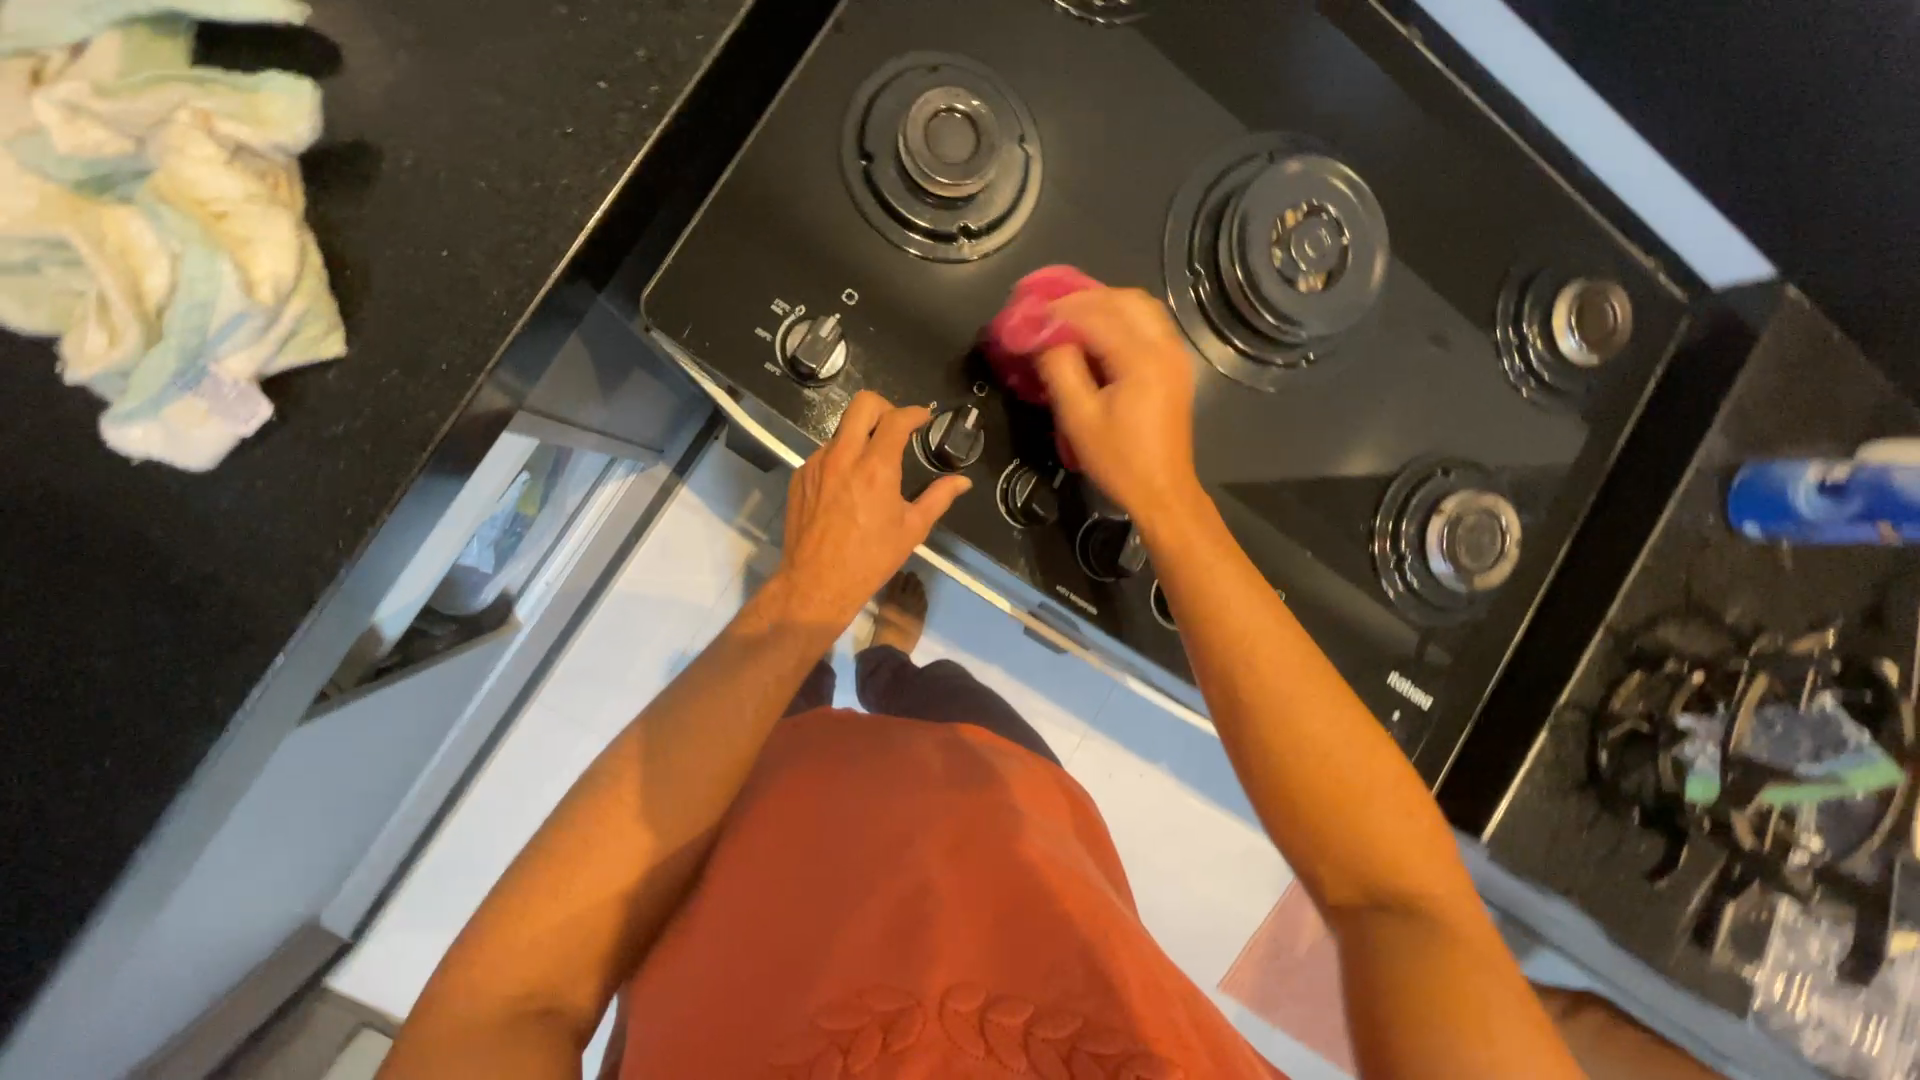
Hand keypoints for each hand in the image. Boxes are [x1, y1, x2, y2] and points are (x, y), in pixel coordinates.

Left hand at [770, 391, 971, 631]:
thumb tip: (963, 481)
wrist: (817, 583)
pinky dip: (841, 460)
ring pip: (842, 430)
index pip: (897, 419)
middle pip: (863, 404)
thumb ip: (939, 498)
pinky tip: (848, 488)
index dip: (914, 412)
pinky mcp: (800, 476)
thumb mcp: (912, 530)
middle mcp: (844, 456)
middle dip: (884, 407)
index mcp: (876, 468)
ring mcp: (817, 464)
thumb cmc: (871, 559)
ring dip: (861, 437)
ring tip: (871, 466)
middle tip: (896, 427)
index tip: (924, 418)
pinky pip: (825, 454)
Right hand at [1036, 287, 1201, 529]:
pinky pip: (1149, 323)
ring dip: (1104, 305)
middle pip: (1123, 299)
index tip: (1028, 316)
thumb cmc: (1118, 461)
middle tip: (1048, 312)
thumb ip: (1059, 369)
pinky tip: (1096, 334)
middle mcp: (1165, 347)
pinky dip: (1121, 318)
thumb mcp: (1078, 418)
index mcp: (1141, 359)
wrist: (1163, 491)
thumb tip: (1042, 337)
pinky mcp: (1176, 365)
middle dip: (1083, 299)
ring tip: (1069, 319)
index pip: (1096, 314)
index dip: (1059, 311)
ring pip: (1140, 306)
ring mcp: (1175, 354)